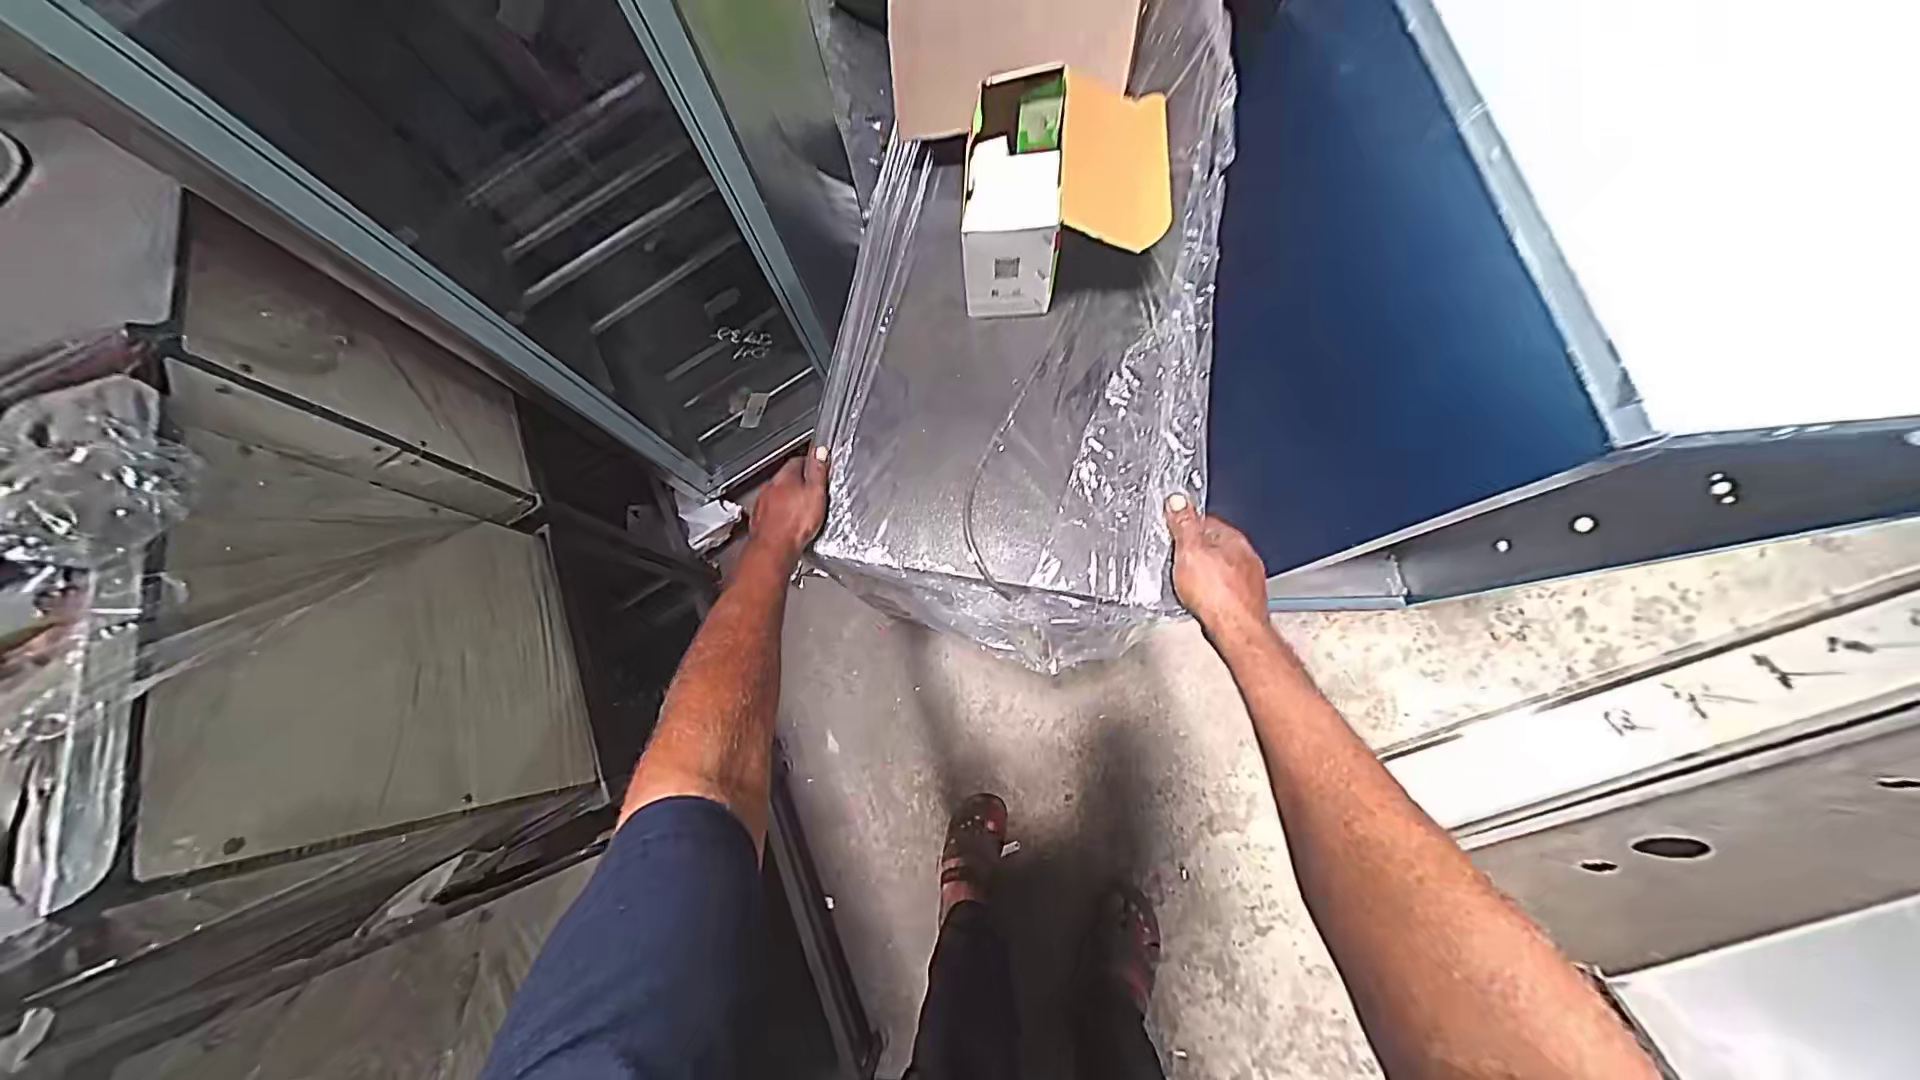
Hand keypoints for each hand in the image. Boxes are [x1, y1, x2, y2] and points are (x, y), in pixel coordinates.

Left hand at [748, 445, 828, 564]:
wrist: (774, 548)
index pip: (797, 460)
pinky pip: (771, 510)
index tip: (817, 467)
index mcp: (785, 476)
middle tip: (811, 489)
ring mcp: (762, 503)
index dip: (809, 463)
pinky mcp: (759, 519)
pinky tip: (788, 520)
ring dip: (788, 497)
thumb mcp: (816, 493)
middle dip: (798, 481)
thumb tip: (820, 451)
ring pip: (777, 493)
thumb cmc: (795, 523)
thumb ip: (817, 471)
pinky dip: (780, 512)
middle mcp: (770, 486)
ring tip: (801, 507)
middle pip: (786, 477)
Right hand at [1165, 493, 1270, 646]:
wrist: (1237, 631)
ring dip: (1203, 573)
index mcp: (1232, 538)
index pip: (1206, 521)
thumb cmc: (1217, 595)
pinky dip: (1210, 591)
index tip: (1172, 532)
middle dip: (1194, 552)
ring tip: (1186, 582)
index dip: (1185, 526)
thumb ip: (1184, 525)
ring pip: (1218, 568)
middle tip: (1175, 561)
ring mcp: (1247, 579)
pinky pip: (1222, 589)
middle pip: (1212, 545)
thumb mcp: (1189, 552)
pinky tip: (1200, 599)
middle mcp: (1245, 556)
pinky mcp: (1244, 600)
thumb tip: (1178, 500)